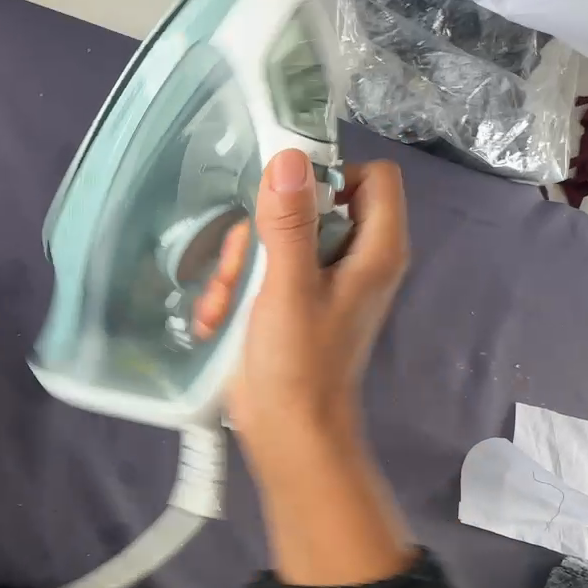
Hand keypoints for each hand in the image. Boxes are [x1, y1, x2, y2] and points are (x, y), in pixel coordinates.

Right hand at [225, 149, 414, 586]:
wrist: (285, 431)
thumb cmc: (298, 361)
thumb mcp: (288, 286)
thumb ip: (288, 222)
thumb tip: (289, 156)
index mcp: (373, 251)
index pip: (372, 179)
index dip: (329, 177)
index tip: (281, 197)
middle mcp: (349, 262)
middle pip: (305, 211)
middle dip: (259, 238)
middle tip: (240, 270)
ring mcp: (314, 287)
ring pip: (269, 246)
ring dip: (233, 272)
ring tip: (220, 308)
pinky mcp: (283, 309)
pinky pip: (253, 278)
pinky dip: (230, 296)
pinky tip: (215, 321)